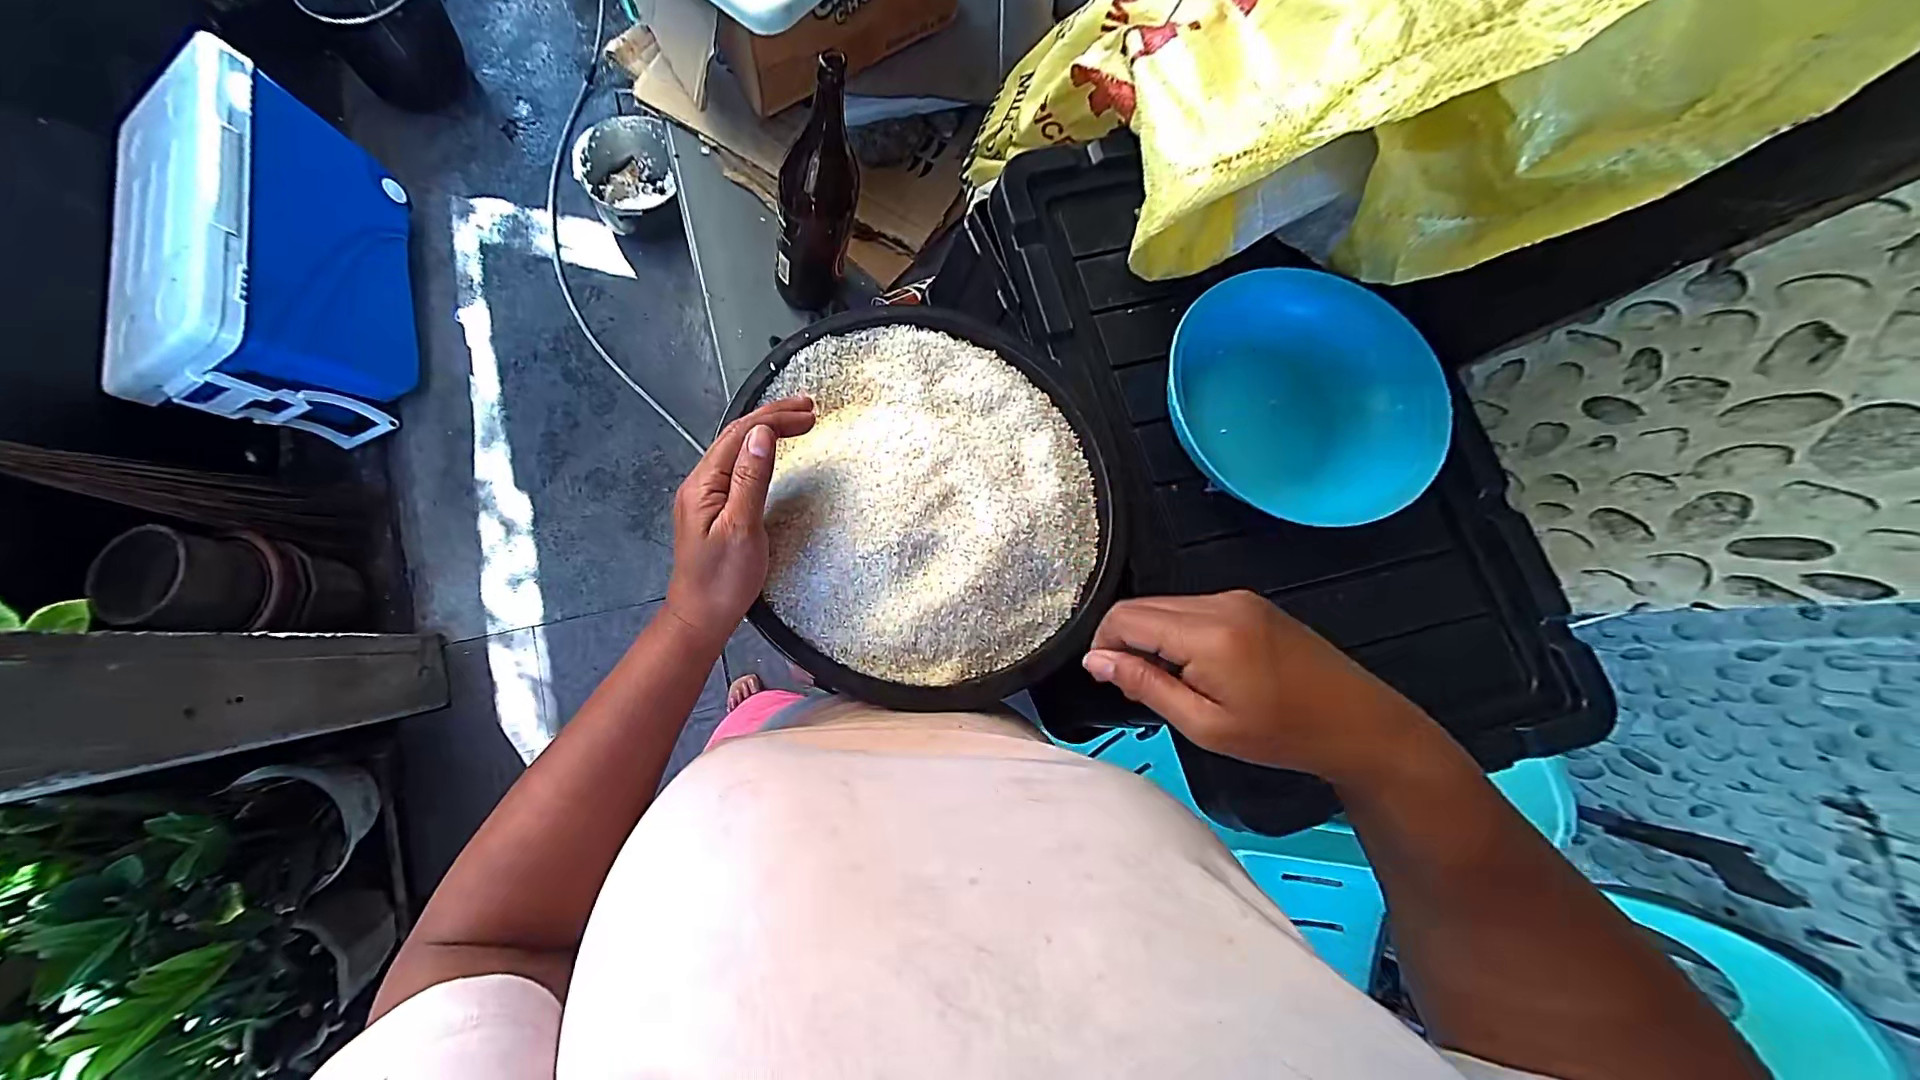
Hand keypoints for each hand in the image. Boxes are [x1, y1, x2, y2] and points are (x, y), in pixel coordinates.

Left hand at [663, 395, 814, 644]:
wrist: (701, 617)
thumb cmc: (721, 581)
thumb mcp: (742, 528)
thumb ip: (751, 479)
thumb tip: (763, 435)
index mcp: (703, 484)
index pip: (741, 434)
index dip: (776, 418)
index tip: (809, 414)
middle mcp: (701, 484)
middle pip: (738, 436)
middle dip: (774, 417)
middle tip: (810, 409)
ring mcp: (706, 496)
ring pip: (738, 449)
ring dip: (768, 431)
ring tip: (798, 422)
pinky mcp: (715, 508)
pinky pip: (739, 467)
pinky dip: (761, 452)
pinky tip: (773, 451)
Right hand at [1082, 591, 1447, 788]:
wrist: (1358, 723)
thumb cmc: (1285, 733)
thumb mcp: (1205, 724)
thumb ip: (1145, 685)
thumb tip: (1097, 660)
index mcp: (1209, 633)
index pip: (1124, 617)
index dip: (1103, 645)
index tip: (1108, 677)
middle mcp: (1221, 602)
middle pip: (1141, 606)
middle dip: (1124, 641)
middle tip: (1138, 685)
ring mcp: (1237, 598)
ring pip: (1163, 605)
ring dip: (1150, 637)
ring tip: (1171, 680)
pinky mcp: (1247, 602)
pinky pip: (1190, 607)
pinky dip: (1176, 631)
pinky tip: (1194, 666)